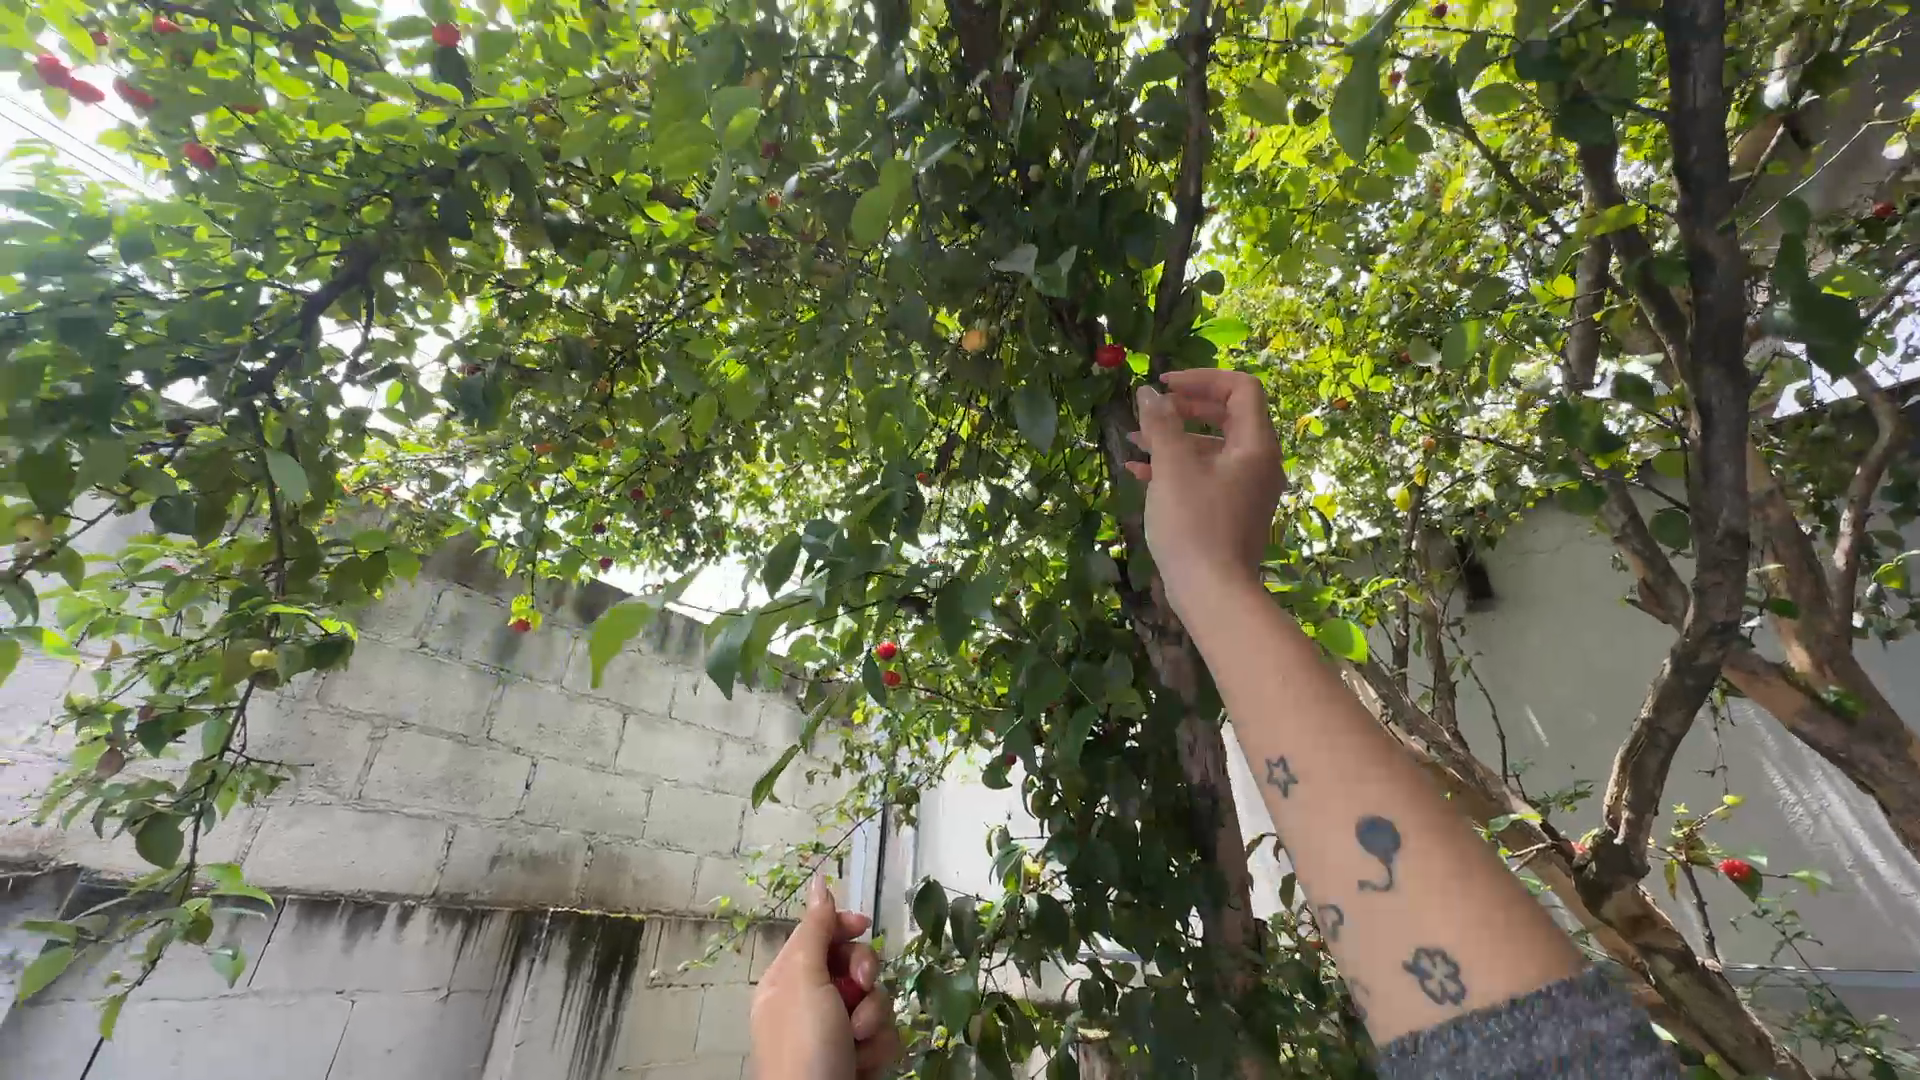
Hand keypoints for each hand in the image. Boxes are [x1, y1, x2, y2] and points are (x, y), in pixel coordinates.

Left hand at [751, 877, 901, 1079]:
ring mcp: (837, 1034)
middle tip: (860, 992)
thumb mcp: (804, 980)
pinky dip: (878, 1048)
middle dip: (865, 978)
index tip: (863, 927)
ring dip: (873, 1019)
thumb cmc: (805, 1046)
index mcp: (788, 981)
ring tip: (857, 1044)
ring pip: (876, 999)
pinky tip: (864, 1064)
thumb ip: (815, 930)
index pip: (821, 934)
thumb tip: (819, 883)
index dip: (844, 927)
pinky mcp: (860, 1059)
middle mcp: (812, 1004)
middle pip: (855, 963)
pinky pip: (884, 1033)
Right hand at [1125, 369, 1285, 614]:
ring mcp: (1245, 489)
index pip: (1240, 389)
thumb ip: (1161, 424)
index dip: (1202, 379)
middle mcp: (1257, 462)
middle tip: (1151, 410)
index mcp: (1255, 445)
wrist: (1212, 592)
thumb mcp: (1173, 468)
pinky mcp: (1229, 511)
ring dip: (1173, 439)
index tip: (1164, 385)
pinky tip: (1139, 474)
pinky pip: (1205, 475)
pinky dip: (1176, 467)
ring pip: (1210, 448)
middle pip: (1226, 416)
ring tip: (1134, 441)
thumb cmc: (1194, 525)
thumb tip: (1148, 392)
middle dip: (1184, 409)